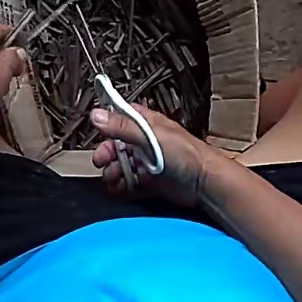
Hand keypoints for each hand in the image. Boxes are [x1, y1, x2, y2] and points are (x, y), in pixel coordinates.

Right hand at [89, 102, 224, 205]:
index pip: (119, 117)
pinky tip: (119, 186)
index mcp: (145, 123)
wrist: (205, 184)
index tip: (98, 132)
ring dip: (111, 171)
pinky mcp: (147, 180)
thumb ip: (123, 126)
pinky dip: (119, 184)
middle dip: (106, 152)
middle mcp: (144, 141)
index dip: (106, 123)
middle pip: (114, 144)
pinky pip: (126, 181)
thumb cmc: (187, 154)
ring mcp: (145, 161)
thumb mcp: (151, 135)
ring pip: (118, 164)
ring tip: (113, 176)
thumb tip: (97, 115)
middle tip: (102, 160)